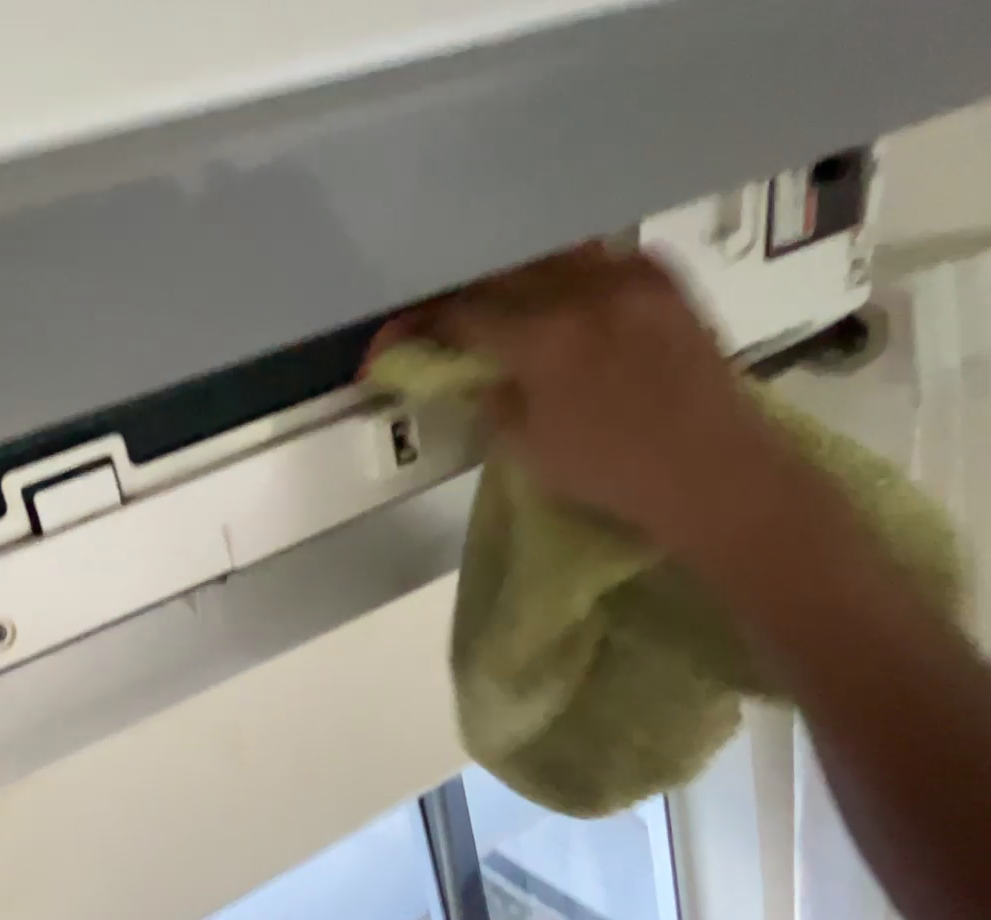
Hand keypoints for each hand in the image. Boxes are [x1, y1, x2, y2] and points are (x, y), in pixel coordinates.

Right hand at [374, 245, 788, 550]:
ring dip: (512, 276)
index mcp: (543, 339)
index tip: (395, 341)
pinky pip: (603, 258)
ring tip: (497, 297)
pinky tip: (560, 292)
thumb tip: (474, 369)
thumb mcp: (524, 445)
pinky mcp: (666, 284)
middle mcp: (586, 294)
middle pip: (500, 272)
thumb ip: (491, 396)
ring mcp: (632, 282)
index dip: (417, 327)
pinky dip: (568, 272)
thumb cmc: (610, 470)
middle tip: (438, 314)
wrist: (715, 472)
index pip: (460, 315)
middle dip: (458, 293)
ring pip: (552, 255)